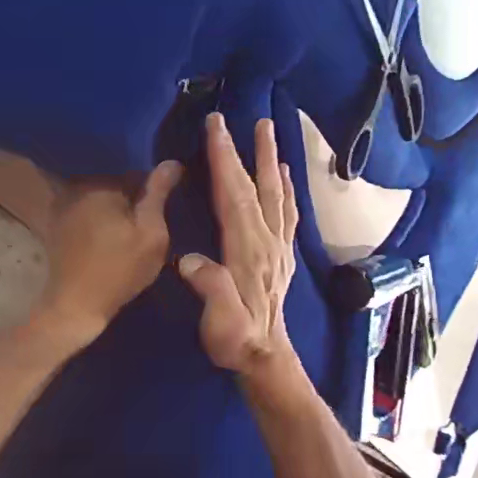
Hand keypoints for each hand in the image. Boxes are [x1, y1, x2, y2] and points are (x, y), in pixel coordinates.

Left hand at [38, 160, 182, 338]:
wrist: (75, 306)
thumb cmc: (119, 270)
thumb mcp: (151, 234)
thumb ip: (158, 194)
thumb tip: (172, 162)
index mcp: (101, 184)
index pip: (137, 173)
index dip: (154, 191)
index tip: (164, 209)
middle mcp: (77, 187)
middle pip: (117, 184)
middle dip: (133, 198)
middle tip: (150, 222)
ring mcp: (63, 206)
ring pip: (102, 199)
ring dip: (116, 210)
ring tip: (132, 230)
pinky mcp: (57, 225)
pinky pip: (87, 213)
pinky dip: (100, 221)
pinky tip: (111, 238)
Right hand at [177, 113, 297, 379]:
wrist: (266, 359)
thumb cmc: (235, 340)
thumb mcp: (219, 323)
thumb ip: (210, 289)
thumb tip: (189, 261)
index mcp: (247, 250)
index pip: (234, 195)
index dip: (224, 160)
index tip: (216, 128)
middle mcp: (267, 241)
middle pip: (258, 187)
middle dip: (248, 151)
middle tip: (248, 118)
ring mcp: (279, 247)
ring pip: (278, 194)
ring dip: (272, 160)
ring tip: (270, 132)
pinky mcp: (283, 255)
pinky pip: (288, 212)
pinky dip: (287, 188)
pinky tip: (286, 174)